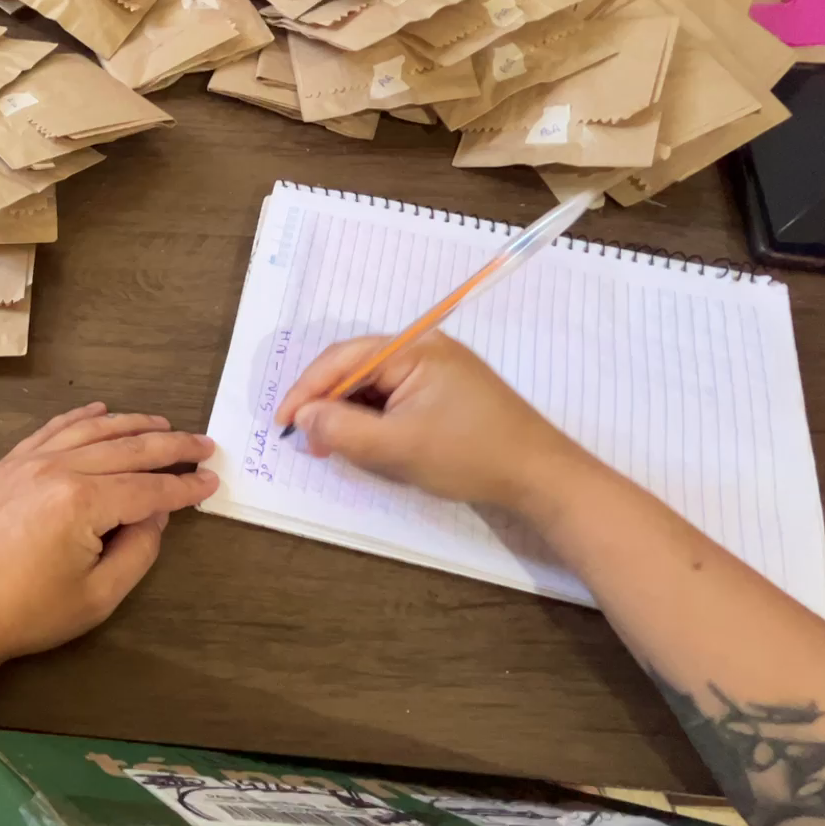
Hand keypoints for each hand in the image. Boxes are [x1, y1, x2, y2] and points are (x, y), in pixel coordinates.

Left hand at [0, 403, 218, 682]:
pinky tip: (100, 410)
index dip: (184, 487)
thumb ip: (138, 550)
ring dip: (132, 424)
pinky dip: (81, 417)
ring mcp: (29, 461)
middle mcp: (59, 468)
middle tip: (203, 444)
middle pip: (128, 449)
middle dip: (171, 446)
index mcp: (83, 501)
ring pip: (92, 430)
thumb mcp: (97, 596)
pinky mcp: (7, 464)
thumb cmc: (26, 613)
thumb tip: (156, 513)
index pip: (149, 488)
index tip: (212, 481)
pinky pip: (52, 429)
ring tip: (162, 424)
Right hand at [273, 332, 595, 515]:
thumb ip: (342, 429)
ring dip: (346, 412)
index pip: (342, 359)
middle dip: (325, 402)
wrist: (541, 477)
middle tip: (306, 439)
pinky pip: (391, 397)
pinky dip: (370, 418)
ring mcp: (434, 369)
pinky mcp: (441, 391)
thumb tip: (302, 416)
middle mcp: (422, 349)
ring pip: (371, 385)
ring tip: (331, 444)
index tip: (282, 422)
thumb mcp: (397, 446)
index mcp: (413, 349)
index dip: (306, 390)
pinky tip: (362, 440)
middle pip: (355, 368)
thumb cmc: (470, 455)